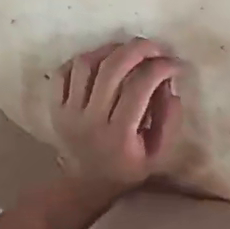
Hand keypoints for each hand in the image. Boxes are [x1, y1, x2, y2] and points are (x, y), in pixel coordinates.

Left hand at [52, 38, 183, 190]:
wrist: (86, 182)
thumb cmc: (128, 167)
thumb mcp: (158, 154)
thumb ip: (169, 120)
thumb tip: (170, 84)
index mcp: (118, 134)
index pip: (139, 87)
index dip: (160, 68)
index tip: (175, 63)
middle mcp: (90, 118)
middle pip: (111, 69)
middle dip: (137, 49)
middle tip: (155, 46)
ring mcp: (68, 110)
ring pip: (85, 65)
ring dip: (109, 50)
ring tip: (127, 51)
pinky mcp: (54, 106)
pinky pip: (63, 71)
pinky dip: (82, 60)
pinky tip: (100, 62)